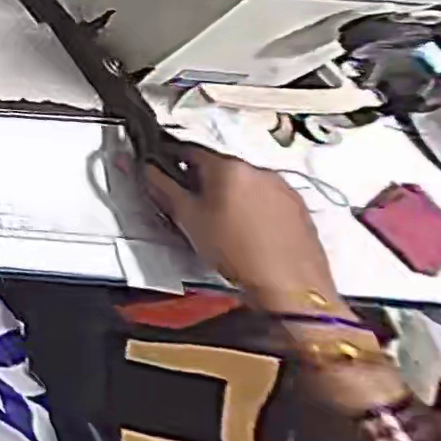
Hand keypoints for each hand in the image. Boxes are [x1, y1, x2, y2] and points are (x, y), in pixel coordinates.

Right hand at [143, 146, 342, 313]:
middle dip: (202, 180)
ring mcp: (282, 188)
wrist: (292, 290)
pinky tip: (249, 230)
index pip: (187, 149)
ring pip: (243, 181)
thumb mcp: (187, 217)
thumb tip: (141, 166)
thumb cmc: (235, 252)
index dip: (170, 161)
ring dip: (230, 193)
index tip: (164, 176)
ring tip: (223, 222)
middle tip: (193, 206)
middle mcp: (257, 169)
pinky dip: (254, 206)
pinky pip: (267, 197)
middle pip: (217, 166)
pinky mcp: (300, 208)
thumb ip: (160, 185)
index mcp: (227, 166)